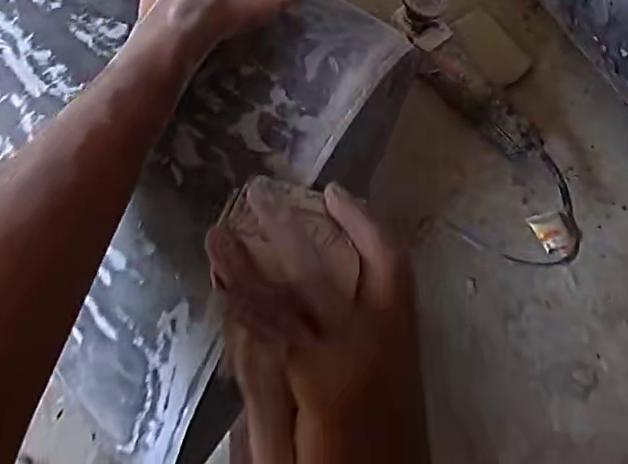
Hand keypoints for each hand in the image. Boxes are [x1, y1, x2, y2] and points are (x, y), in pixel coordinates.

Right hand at [207, 184, 427, 463]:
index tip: (215, 238)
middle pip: (319, 272)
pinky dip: (379, 246)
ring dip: (355, 223)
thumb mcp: (279, 456)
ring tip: (332, 193)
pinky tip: (364, 229)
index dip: (239, 271)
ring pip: (380, 265)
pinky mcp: (412, 348)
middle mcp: (366, 348)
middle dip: (284, 227)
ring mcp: (398, 344)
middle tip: (259, 189)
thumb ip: (259, 394)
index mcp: (327, 376)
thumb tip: (239, 330)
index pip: (271, 306)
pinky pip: (397, 280)